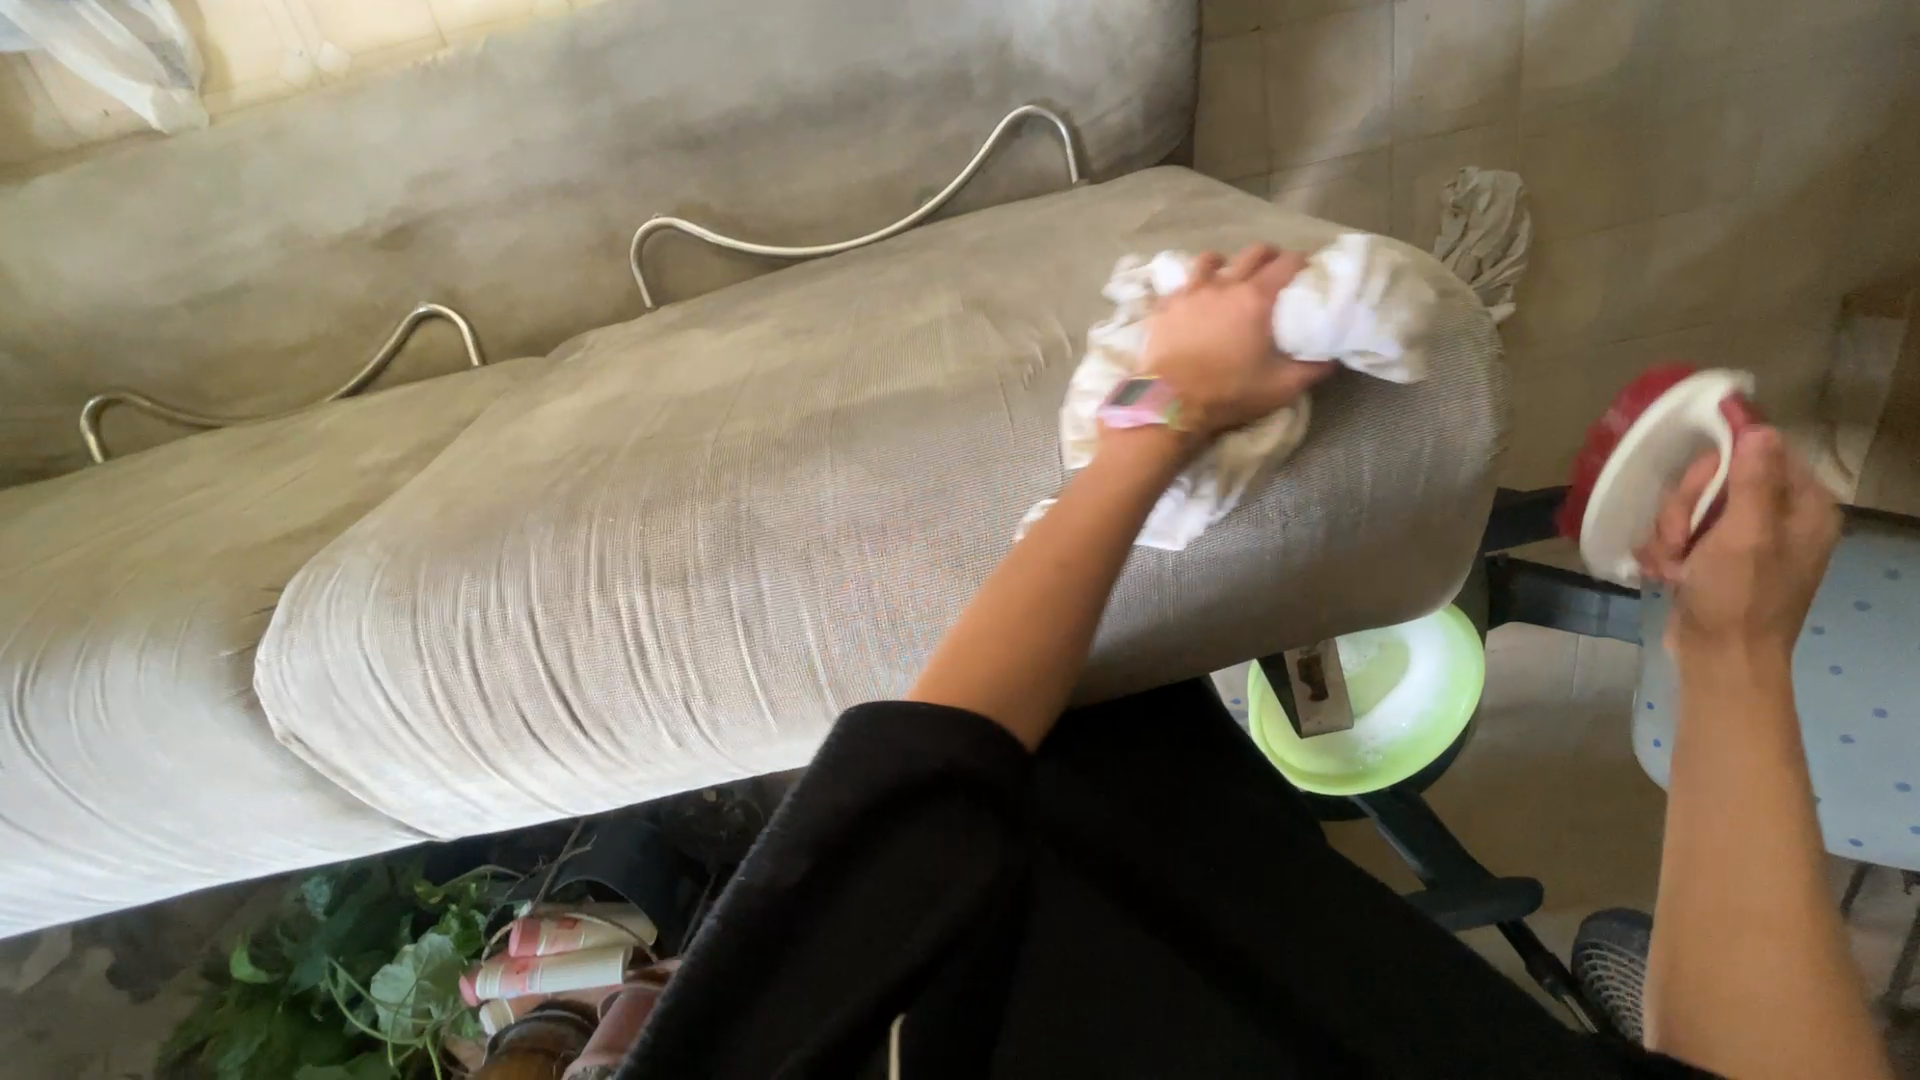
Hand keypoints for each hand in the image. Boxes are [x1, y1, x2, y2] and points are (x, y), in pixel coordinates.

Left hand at [1137, 244, 1335, 437]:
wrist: (1170, 404)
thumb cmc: (1228, 393)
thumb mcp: (1281, 387)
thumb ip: (1313, 368)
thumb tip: (1332, 356)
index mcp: (1256, 298)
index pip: (1288, 263)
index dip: (1302, 263)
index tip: (1307, 272)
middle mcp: (1223, 285)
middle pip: (1252, 253)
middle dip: (1269, 256)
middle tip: (1273, 272)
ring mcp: (1189, 293)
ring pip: (1210, 259)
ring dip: (1226, 263)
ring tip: (1228, 277)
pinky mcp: (1164, 307)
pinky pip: (1180, 285)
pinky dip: (1192, 287)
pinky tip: (1193, 299)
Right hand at [1634, 427, 1839, 665]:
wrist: (1719, 654)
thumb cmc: (1738, 597)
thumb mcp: (1745, 535)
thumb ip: (1752, 481)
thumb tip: (1759, 427)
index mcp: (1801, 506)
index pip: (1758, 453)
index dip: (1718, 465)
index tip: (1693, 488)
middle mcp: (1776, 517)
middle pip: (1714, 481)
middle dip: (1683, 510)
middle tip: (1678, 540)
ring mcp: (1742, 539)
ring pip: (1687, 509)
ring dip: (1667, 535)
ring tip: (1672, 566)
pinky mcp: (1713, 558)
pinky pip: (1677, 534)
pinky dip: (1664, 553)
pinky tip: (1668, 574)